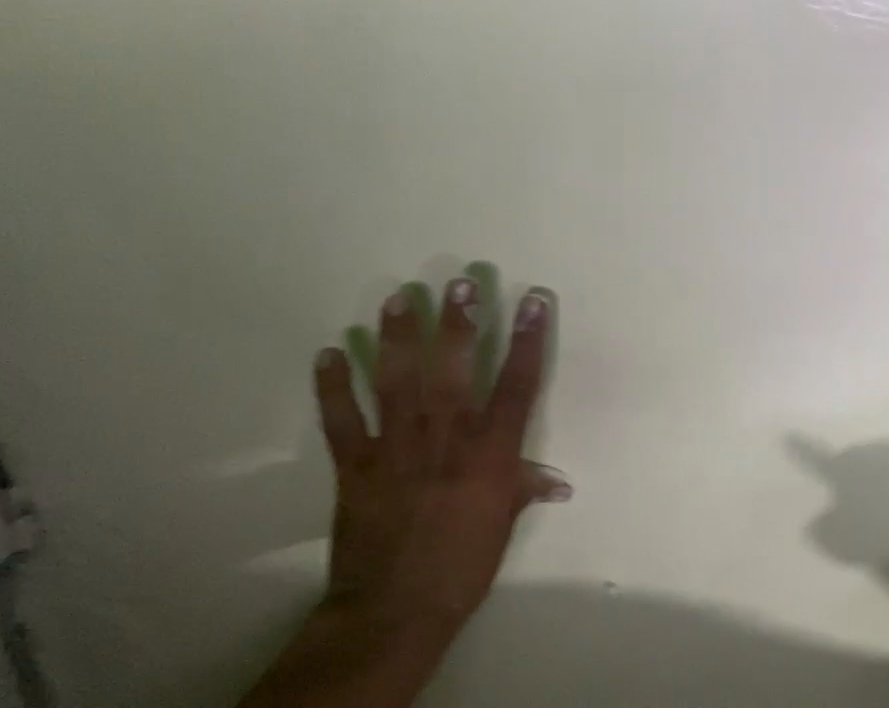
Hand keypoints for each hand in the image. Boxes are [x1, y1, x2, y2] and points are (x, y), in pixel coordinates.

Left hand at [238, 276, 568, 706]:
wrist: (396, 607)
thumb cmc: (465, 562)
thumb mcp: (505, 522)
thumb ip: (525, 487)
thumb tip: (558, 481)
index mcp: (491, 451)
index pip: (518, 383)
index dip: (528, 339)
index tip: (533, 301)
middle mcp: (446, 438)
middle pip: (454, 369)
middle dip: (458, 323)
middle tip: (457, 282)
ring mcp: (396, 448)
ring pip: (397, 382)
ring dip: (397, 338)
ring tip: (398, 298)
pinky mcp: (354, 466)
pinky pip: (342, 420)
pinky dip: (333, 387)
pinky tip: (330, 353)